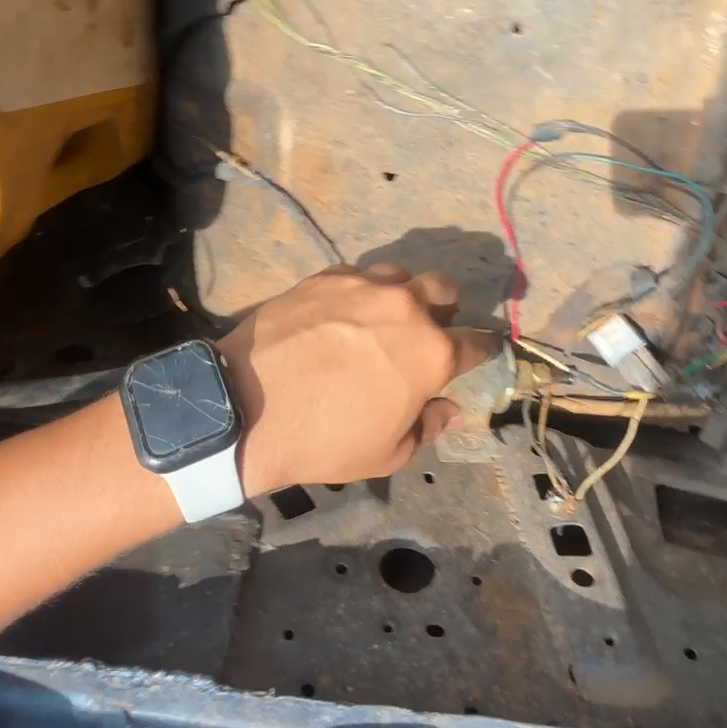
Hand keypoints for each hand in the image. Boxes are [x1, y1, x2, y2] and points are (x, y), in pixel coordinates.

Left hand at [218, 263, 491, 496]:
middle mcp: (406, 307)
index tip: (473, 355)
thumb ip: (428, 426)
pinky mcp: (325, 275)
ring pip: (400, 274)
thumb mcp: (387, 453)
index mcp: (432, 352)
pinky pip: (356, 274)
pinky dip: (359, 291)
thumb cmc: (325, 440)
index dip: (478, 351)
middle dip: (444, 308)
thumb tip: (449, 409)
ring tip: (381, 318)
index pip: (476, 342)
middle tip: (426, 332)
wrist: (247, 405)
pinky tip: (340, 314)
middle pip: (444, 288)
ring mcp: (364, 285)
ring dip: (401, 294)